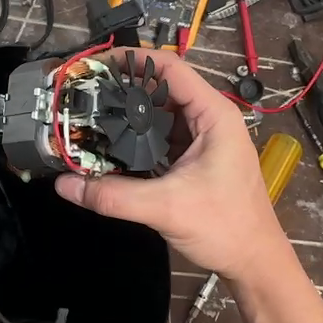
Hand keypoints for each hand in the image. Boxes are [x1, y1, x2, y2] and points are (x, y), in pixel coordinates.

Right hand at [54, 48, 294, 283]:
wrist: (255, 263)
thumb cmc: (229, 229)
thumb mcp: (166, 208)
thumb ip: (113, 195)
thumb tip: (67, 185)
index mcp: (214, 115)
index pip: (171, 68)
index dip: (133, 59)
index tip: (98, 64)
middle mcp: (209, 119)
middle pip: (161, 87)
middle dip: (124, 86)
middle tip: (86, 91)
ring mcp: (202, 138)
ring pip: (159, 112)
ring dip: (129, 113)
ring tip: (92, 113)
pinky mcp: (194, 156)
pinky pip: (160, 135)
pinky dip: (136, 136)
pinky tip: (111, 144)